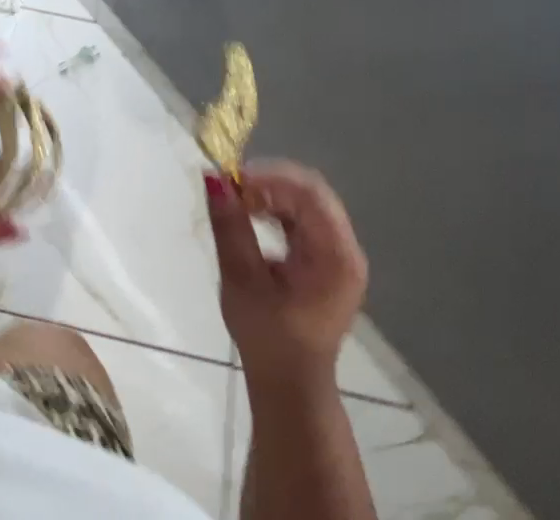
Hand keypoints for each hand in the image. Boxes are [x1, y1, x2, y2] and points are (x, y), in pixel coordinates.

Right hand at [205, 162, 367, 387]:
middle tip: (228, 188)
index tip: (230, 178)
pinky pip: (303, 222)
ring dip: (270, 196)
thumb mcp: (242, 280)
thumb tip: (214, 180)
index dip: (270, 176)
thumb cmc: (267, 336)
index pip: (310, 194)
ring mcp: (338, 256)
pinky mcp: (326, 262)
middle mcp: (346, 250)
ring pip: (307, 205)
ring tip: (235, 203)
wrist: (290, 384)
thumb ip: (231, 227)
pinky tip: (250, 219)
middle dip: (268, 183)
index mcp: (336, 255)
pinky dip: (275, 212)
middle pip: (312, 195)